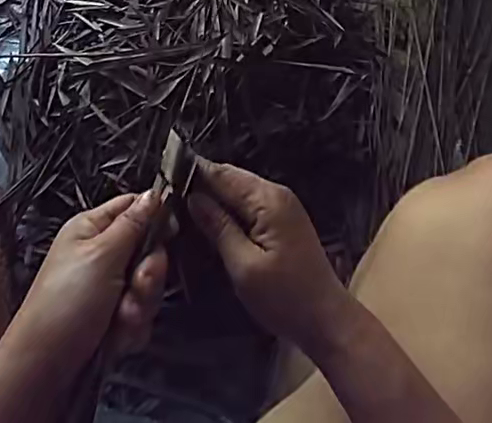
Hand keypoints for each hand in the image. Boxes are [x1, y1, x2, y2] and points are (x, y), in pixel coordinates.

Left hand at [0, 191, 168, 391]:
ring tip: (122, 318)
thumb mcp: (102, 254)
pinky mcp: (112, 319)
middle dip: (148, 273)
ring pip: (147, 285)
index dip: (155, 217)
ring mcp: (107, 289)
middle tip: (137, 286)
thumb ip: (133, 223)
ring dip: (141, 304)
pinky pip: (141, 314)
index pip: (133, 206)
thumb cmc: (65, 304)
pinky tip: (117, 336)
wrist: (43, 371)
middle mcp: (101, 254)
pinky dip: (133, 327)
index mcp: (92, 228)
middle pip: (147, 249)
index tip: (168, 232)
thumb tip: (153, 193)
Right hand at [186, 159, 352, 356]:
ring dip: (214, 196)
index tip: (165, 172)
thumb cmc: (284, 297)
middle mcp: (276, 193)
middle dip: (202, 183)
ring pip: (240, 190)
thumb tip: (193, 198)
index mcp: (267, 199)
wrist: (326, 319)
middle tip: (167, 193)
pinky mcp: (282, 219)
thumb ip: (219, 228)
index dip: (195, 172)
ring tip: (181, 204)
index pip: (224, 174)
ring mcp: (282, 205)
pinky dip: (229, 207)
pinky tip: (210, 219)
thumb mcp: (244, 266)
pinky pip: (249, 203)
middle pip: (232, 178)